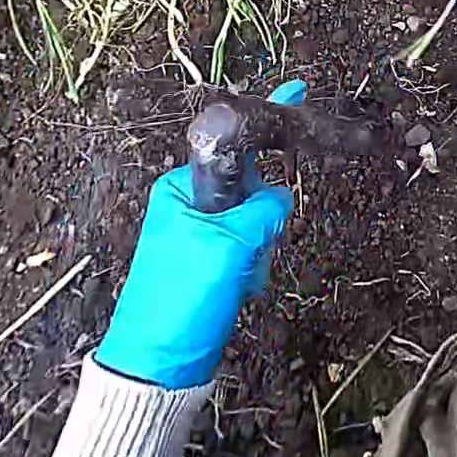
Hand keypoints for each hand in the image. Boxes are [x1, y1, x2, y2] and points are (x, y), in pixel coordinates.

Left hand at [91, 82, 300, 388]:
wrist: (159, 365)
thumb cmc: (184, 295)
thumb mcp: (228, 243)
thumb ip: (263, 209)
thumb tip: (279, 198)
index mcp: (183, 188)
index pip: (233, 144)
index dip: (267, 118)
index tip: (297, 91)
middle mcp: (191, 202)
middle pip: (252, 184)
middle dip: (263, 214)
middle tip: (256, 247)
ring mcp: (202, 231)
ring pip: (255, 217)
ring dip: (259, 245)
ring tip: (243, 275)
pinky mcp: (212, 257)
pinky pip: (249, 243)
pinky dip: (254, 261)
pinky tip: (245, 283)